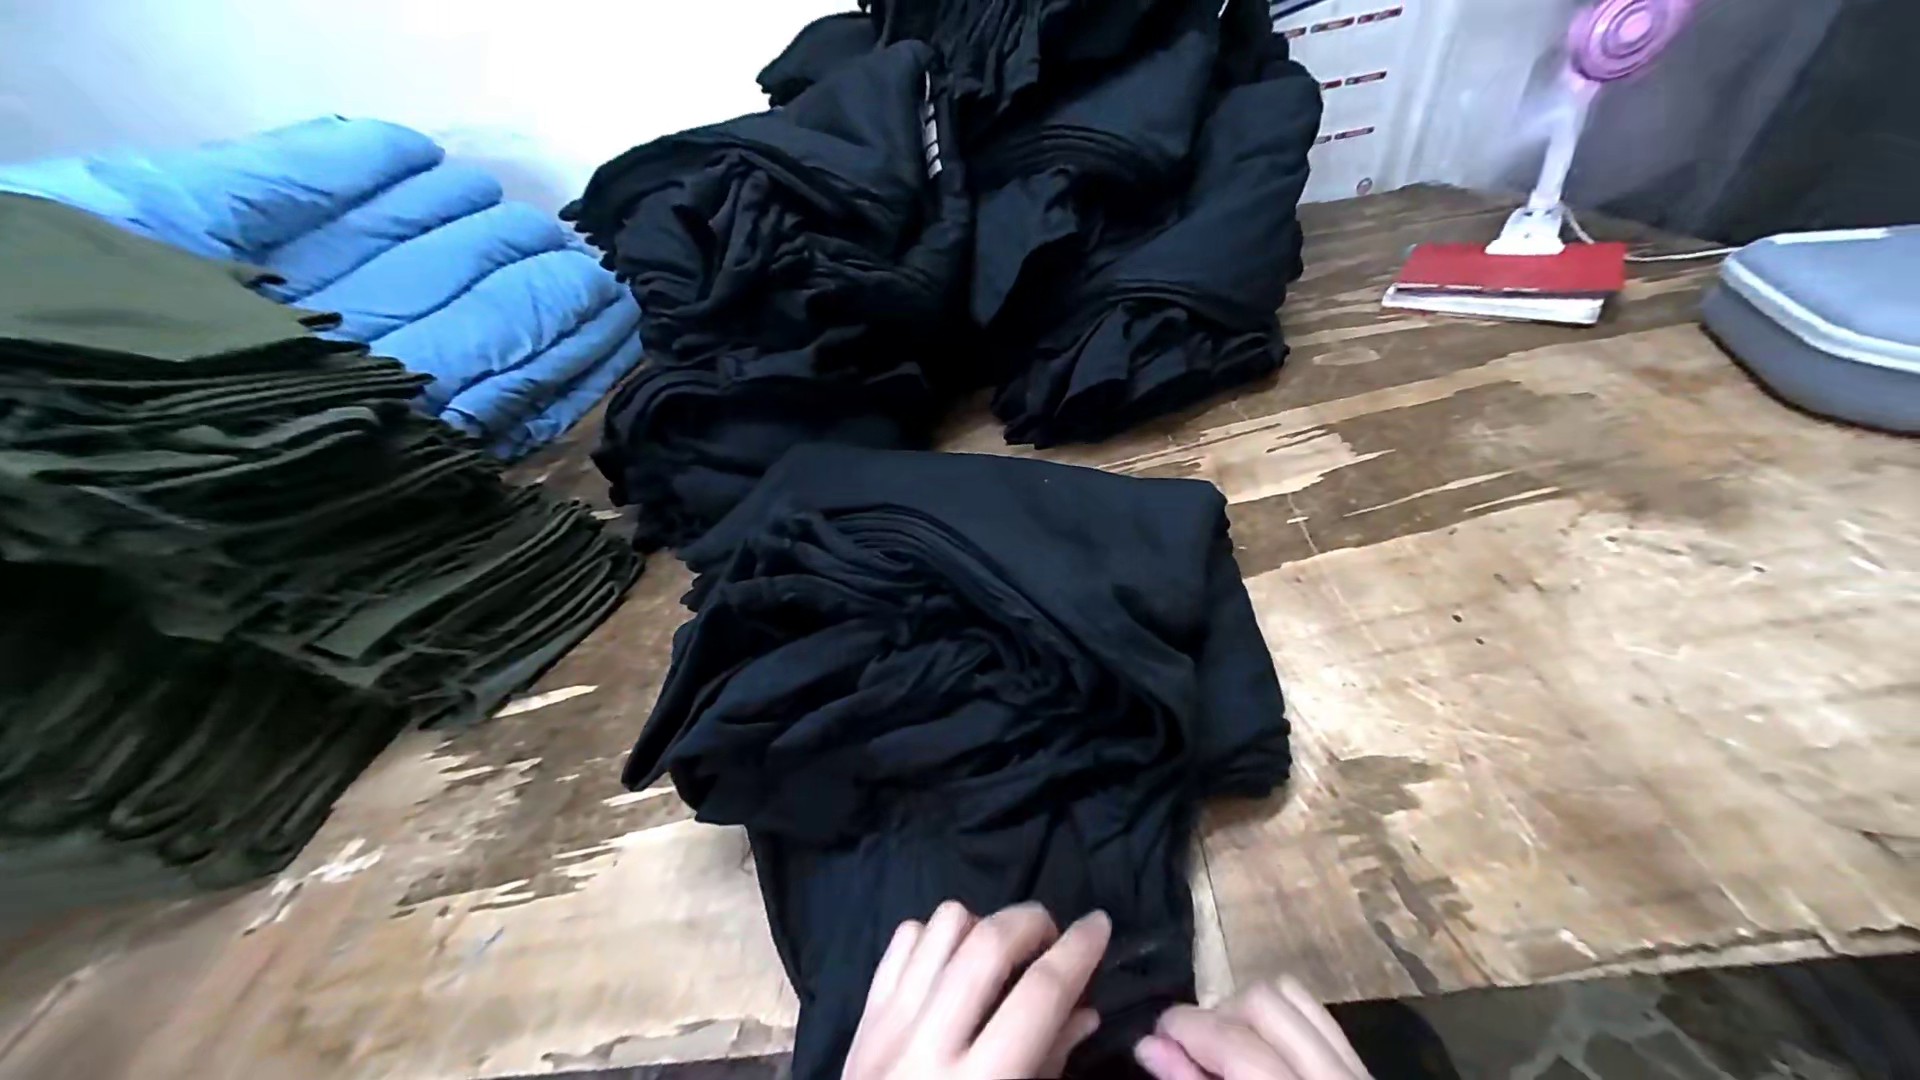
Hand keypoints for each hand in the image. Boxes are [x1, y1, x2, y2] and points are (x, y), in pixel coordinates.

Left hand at [842, 901, 1112, 1079]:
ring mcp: (889, 1023)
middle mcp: (928, 1046)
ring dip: (981, 924)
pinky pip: (905, 937)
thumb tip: (1086, 1007)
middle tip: (1050, 935)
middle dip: (1031, 922)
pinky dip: (935, 937)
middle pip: (988, 944)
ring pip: (943, 925)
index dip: (1077, 951)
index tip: (1099, 924)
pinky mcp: (866, 1013)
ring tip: (996, 953)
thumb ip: (1051, 1064)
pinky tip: (951, 964)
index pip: (1039, 995)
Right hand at [1135, 977, 1371, 1079]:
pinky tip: (1260, 1051)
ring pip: (1291, 997)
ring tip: (1225, 1048)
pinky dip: (1278, 1017)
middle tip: (1191, 1051)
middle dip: (1214, 1015)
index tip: (1156, 1039)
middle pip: (1262, 1003)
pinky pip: (1316, 1017)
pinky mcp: (1368, 1078)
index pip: (1236, 1044)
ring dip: (1245, 1010)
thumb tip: (1149, 1046)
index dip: (1183, 1028)